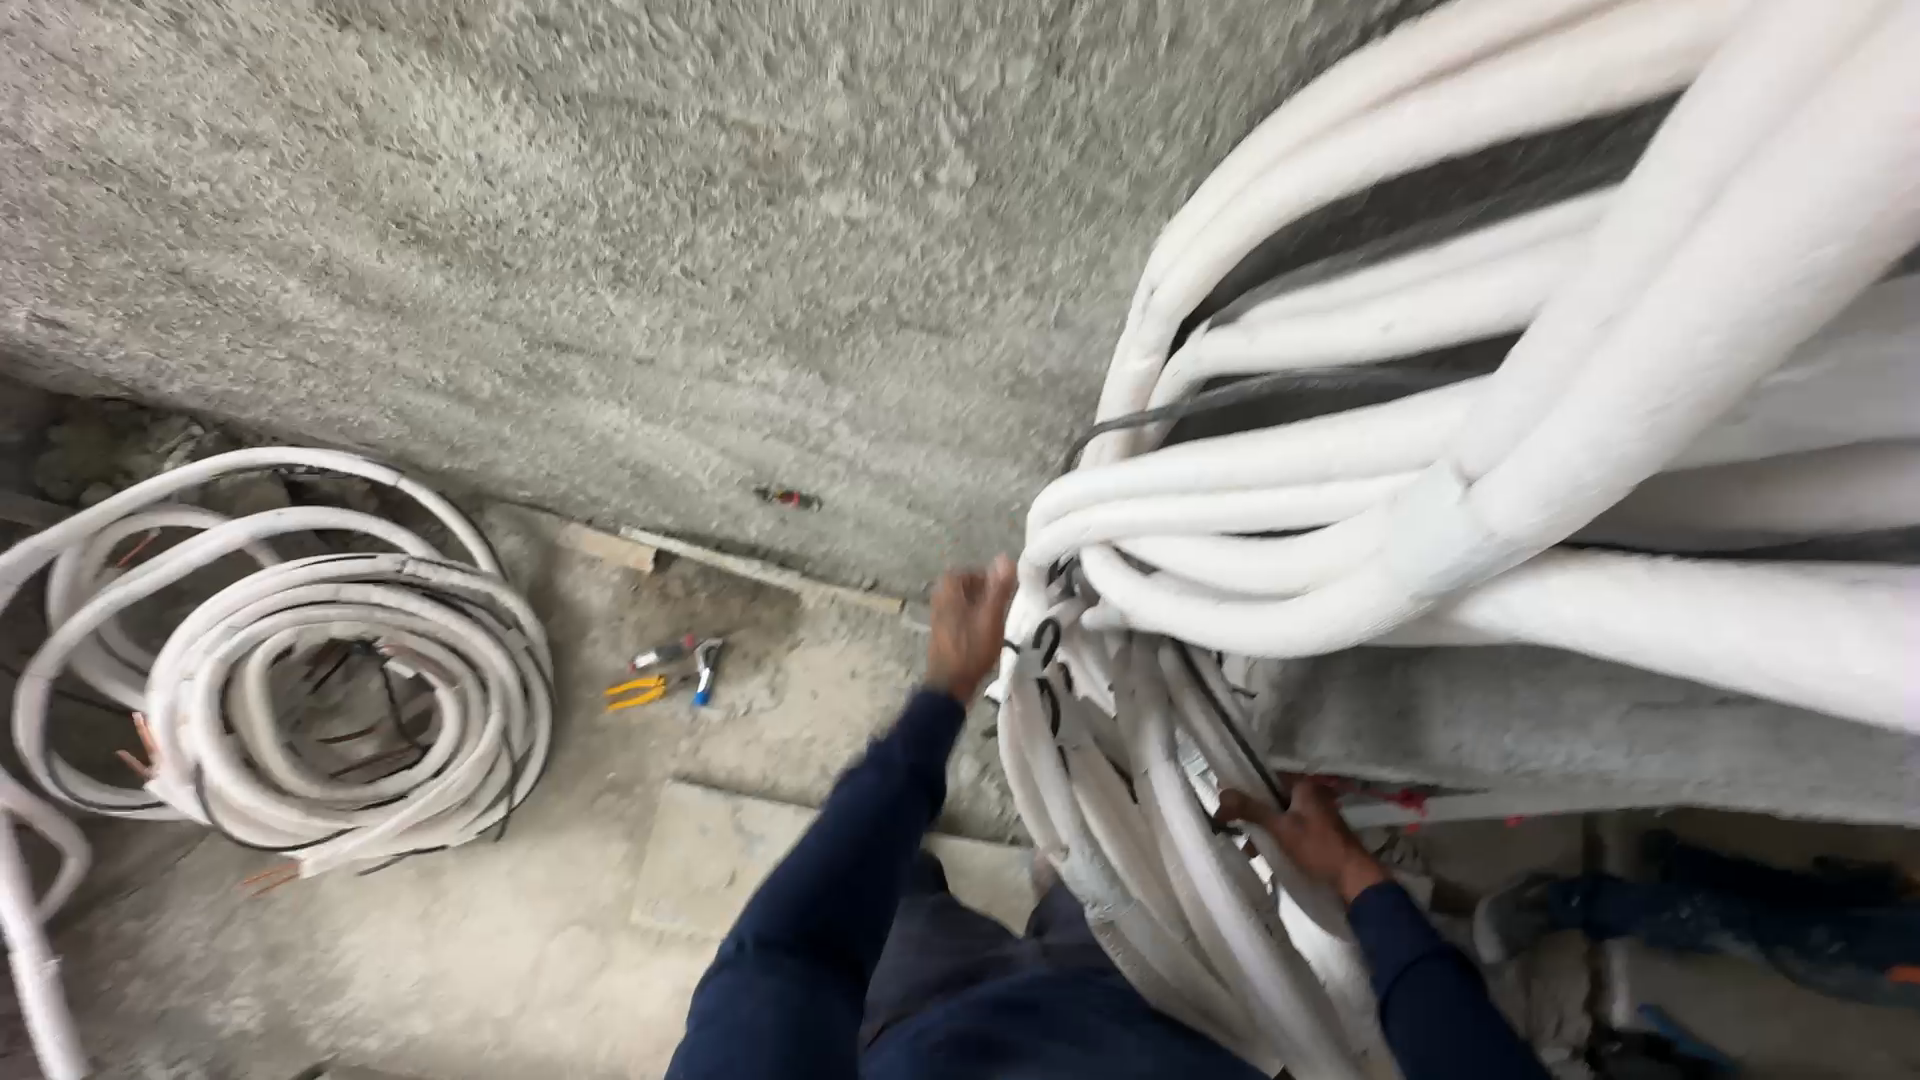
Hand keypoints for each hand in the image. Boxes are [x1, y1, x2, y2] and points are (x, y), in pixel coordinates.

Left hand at [924, 555, 1016, 703]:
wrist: (950, 684)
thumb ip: (999, 587)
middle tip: (999, 606)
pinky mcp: (942, 635)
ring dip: (979, 608)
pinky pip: (959, 618)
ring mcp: (938, 619)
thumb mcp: (991, 616)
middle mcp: (939, 602)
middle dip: (982, 593)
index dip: (983, 578)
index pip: (964, 572)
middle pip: (963, 588)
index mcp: (947, 592)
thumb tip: (1005, 557)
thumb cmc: (972, 648)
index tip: (999, 590)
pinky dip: (973, 621)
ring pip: (962, 604)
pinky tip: (984, 635)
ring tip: (994, 621)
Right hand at [1215, 779, 1387, 903]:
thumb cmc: (1317, 847)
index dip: (1243, 785)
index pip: (1265, 776)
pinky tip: (1263, 854)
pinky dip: (1274, 838)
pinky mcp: (1316, 833)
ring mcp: (1314, 815)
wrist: (1355, 880)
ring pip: (1277, 815)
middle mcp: (1309, 795)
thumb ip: (1250, 809)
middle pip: (1270, 797)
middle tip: (1231, 825)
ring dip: (1261, 829)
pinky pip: (1287, 829)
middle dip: (1250, 813)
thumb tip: (1220, 794)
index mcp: (1303, 786)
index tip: (1225, 798)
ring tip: (1248, 849)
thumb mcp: (1280, 828)